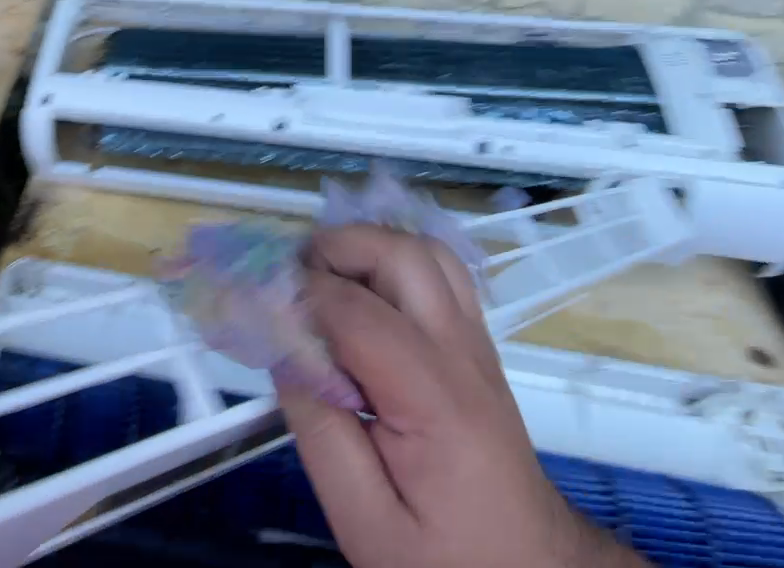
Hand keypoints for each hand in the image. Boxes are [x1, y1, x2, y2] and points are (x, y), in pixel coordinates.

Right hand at [282, 225, 644, 567]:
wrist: (529, 567)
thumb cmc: (445, 553)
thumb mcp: (364, 519)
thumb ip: (318, 430)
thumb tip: (284, 351)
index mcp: (435, 399)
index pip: (356, 311)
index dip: (297, 294)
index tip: (253, 302)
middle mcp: (461, 352)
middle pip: (401, 254)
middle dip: (334, 249)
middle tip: (289, 283)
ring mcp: (475, 341)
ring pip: (424, 250)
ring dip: (364, 249)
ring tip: (322, 283)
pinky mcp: (475, 343)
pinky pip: (437, 271)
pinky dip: (389, 262)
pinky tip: (360, 294)